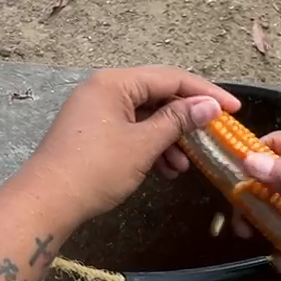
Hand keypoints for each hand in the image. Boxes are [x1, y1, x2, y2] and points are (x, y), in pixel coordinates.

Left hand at [20, 66, 241, 223]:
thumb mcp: (143, 144)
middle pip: (157, 95)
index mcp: (114, 82)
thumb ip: (178, 121)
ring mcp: (95, 112)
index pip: (170, 77)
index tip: (233, 109)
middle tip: (211, 138)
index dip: (206, 92)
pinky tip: (165, 170)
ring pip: (145, 117)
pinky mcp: (92, 133)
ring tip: (184, 166)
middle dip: (185, 120)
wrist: (46, 202)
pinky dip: (150, 147)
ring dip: (169, 139)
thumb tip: (209, 106)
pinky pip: (130, 131)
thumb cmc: (95, 169)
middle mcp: (103, 89)